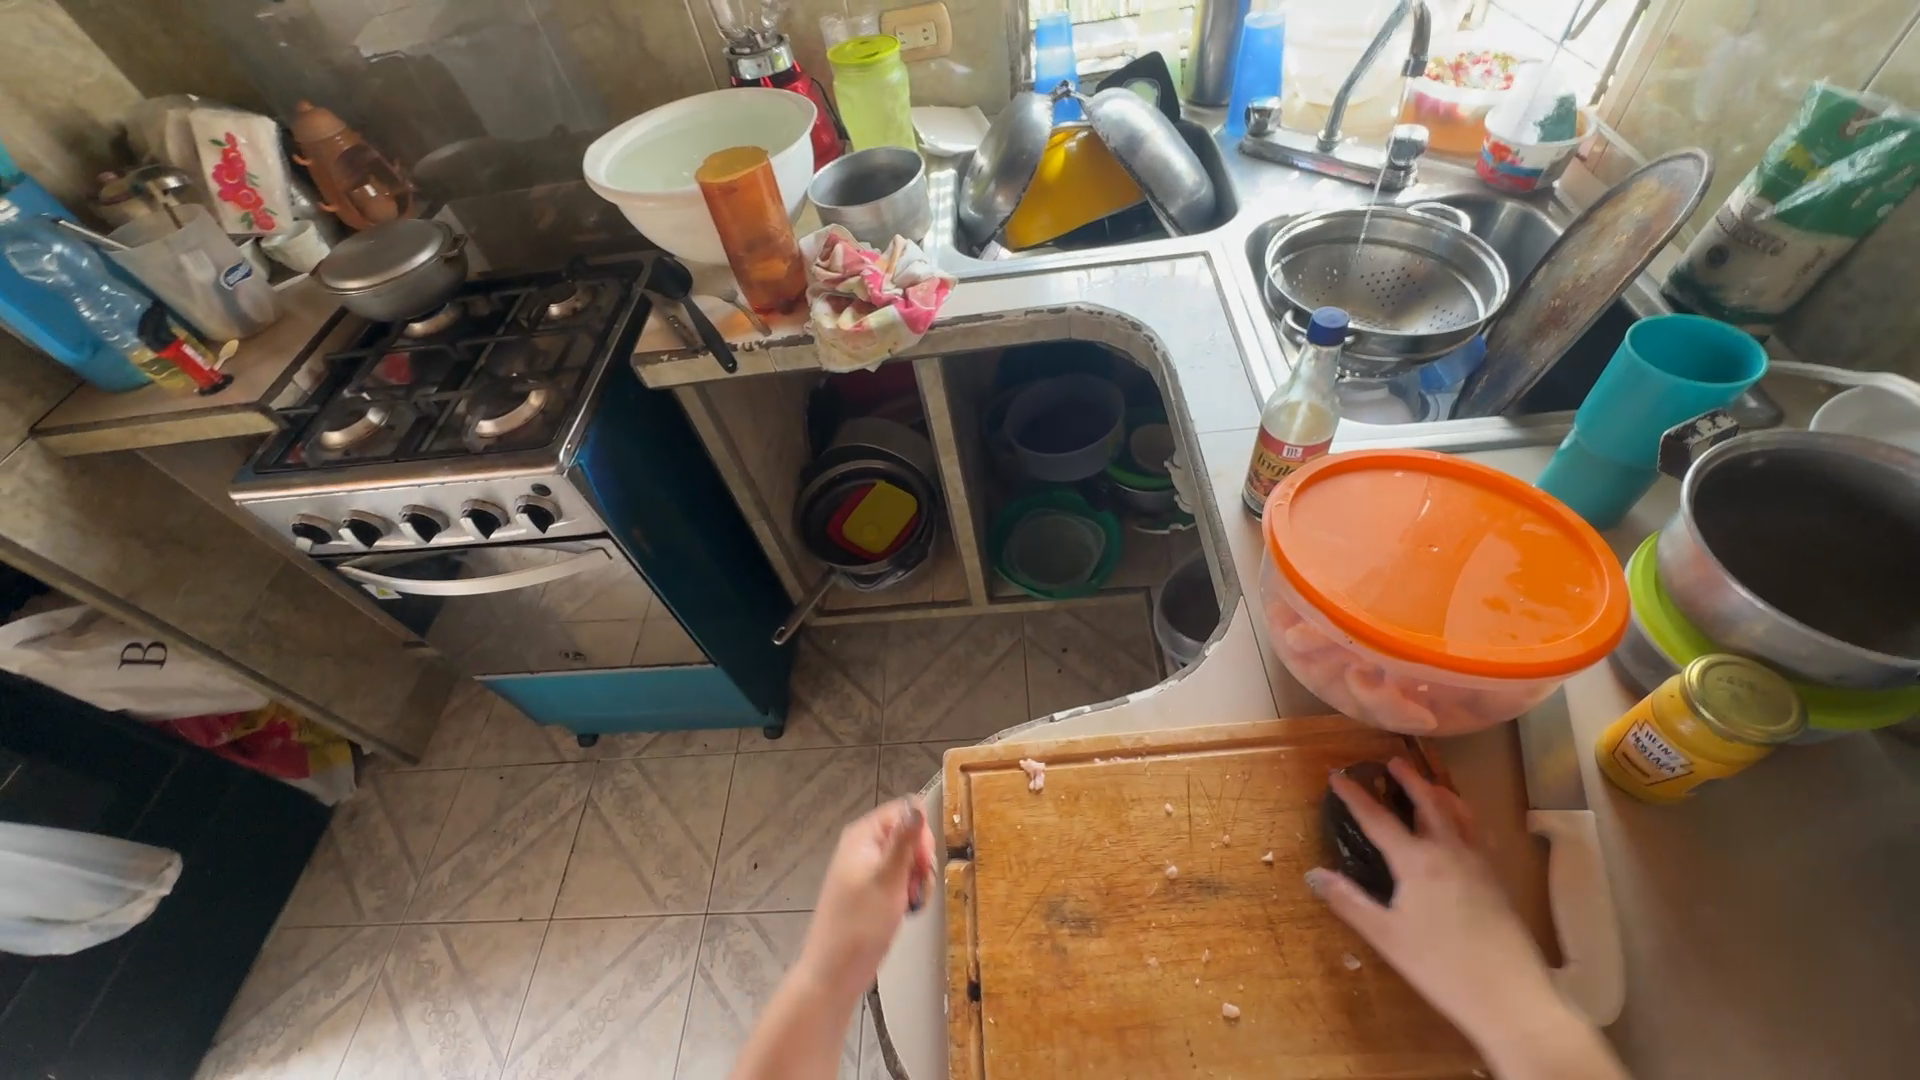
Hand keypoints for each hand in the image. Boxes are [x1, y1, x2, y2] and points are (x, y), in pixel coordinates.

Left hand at [799, 797, 935, 1000]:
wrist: (834, 974)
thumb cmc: (861, 925)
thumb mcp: (889, 879)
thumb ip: (905, 840)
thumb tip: (916, 803)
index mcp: (862, 835)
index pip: (904, 811)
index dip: (920, 834)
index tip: (923, 862)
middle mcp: (863, 846)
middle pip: (908, 836)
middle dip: (921, 861)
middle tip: (917, 888)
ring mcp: (866, 869)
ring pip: (907, 860)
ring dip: (917, 881)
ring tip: (910, 904)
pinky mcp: (871, 890)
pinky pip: (899, 879)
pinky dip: (908, 893)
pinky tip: (906, 911)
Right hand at [1306, 759, 1562, 1049]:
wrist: (1513, 1001)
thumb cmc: (1441, 968)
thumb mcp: (1385, 937)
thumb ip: (1349, 901)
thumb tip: (1314, 874)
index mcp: (1417, 862)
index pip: (1378, 819)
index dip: (1355, 796)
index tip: (1337, 775)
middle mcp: (1449, 853)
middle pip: (1429, 804)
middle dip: (1410, 780)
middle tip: (1394, 761)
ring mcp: (1479, 866)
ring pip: (1461, 815)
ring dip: (1442, 793)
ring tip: (1431, 783)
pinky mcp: (1498, 882)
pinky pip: (1478, 834)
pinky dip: (1464, 817)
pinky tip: (1462, 827)